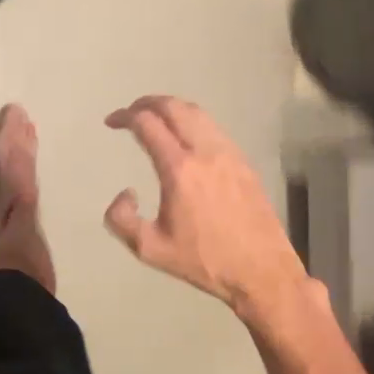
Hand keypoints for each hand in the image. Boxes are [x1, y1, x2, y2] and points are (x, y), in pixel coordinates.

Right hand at [104, 96, 309, 318]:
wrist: (262, 271)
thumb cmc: (205, 261)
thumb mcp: (151, 250)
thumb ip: (122, 220)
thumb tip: (125, 193)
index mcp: (179, 169)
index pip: (146, 123)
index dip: (124, 116)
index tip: (111, 122)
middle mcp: (204, 151)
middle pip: (172, 106)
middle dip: (146, 103)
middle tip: (130, 112)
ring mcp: (228, 152)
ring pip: (196, 111)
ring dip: (170, 107)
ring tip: (155, 117)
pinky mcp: (243, 160)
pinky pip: (213, 127)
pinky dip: (192, 120)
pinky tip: (186, 136)